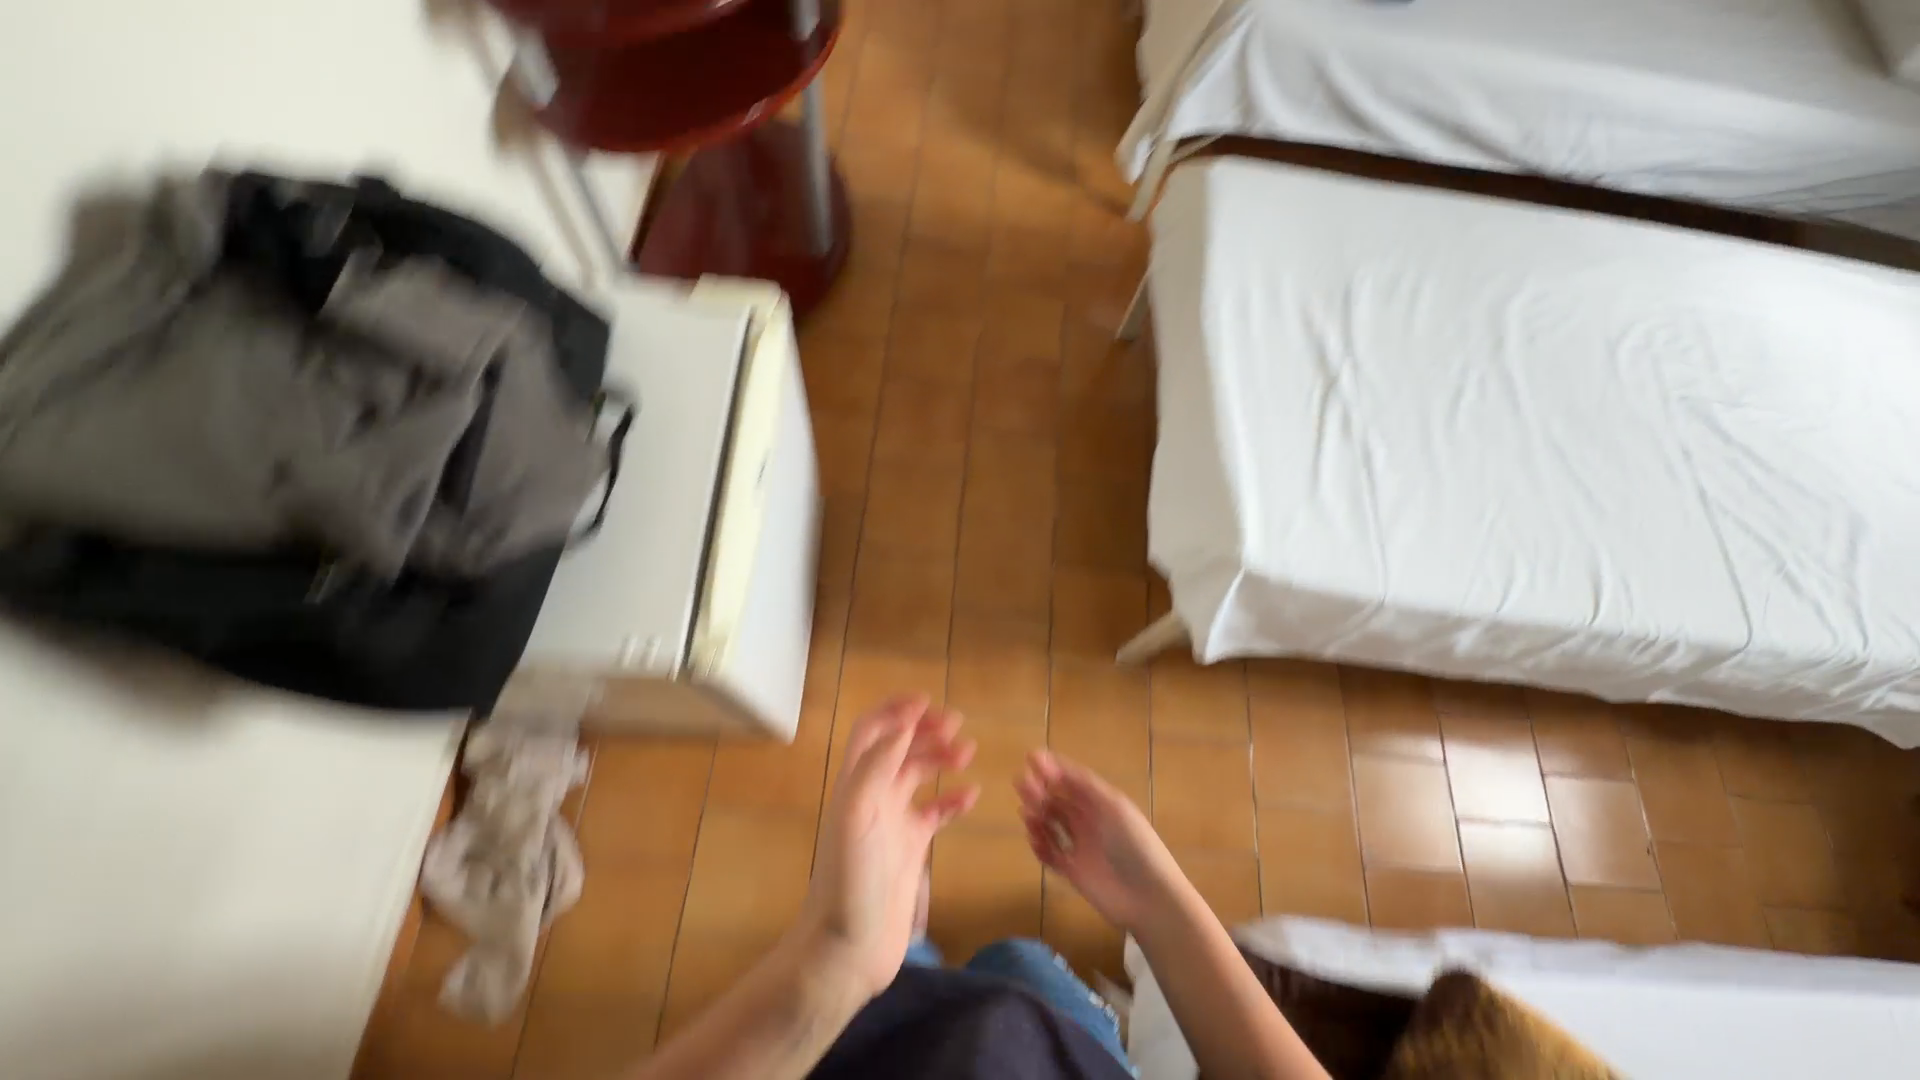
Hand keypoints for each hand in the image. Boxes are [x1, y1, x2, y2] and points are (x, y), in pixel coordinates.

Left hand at [799, 696, 978, 1000]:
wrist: (848, 948)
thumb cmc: (850, 880)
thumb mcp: (857, 816)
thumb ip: (876, 766)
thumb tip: (903, 724)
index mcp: (855, 785)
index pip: (872, 732)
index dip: (895, 710)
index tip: (928, 701)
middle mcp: (872, 797)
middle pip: (898, 748)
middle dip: (925, 730)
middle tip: (957, 726)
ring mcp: (892, 823)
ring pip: (917, 775)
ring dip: (940, 758)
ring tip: (967, 753)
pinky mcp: (910, 849)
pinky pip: (934, 814)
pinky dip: (953, 800)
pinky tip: (971, 797)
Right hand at [1015, 749, 1183, 933]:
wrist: (1149, 897)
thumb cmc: (1135, 845)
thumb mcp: (1114, 807)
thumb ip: (1084, 785)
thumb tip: (1052, 766)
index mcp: (1101, 803)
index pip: (1072, 780)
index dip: (1051, 768)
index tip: (1030, 758)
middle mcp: (1089, 821)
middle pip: (1057, 800)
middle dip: (1039, 790)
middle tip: (1021, 783)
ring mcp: (1080, 846)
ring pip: (1050, 825)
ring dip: (1036, 816)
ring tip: (1026, 812)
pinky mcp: (1073, 871)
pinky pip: (1049, 854)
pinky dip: (1039, 846)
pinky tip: (1033, 839)